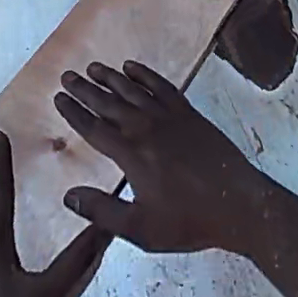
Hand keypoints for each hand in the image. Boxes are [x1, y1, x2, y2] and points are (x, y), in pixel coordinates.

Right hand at [54, 61, 277, 254]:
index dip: (74, 112)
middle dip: (85, 89)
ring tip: (93, 68)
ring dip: (111, 77)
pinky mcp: (188, 113)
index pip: (93, 128)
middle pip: (108, 103)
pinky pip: (161, 86)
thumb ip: (103, 212)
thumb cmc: (189, 221)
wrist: (239, 204)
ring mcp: (169, 117)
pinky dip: (145, 75)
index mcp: (132, 155)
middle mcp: (146, 129)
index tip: (58, 98)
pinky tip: (132, 67)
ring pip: (132, 90)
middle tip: (67, 76)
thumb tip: (68, 197)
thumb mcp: (141, 229)